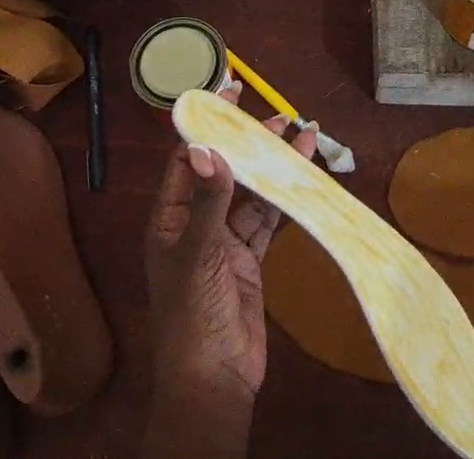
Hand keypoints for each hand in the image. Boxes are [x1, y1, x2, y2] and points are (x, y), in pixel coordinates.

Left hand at [142, 82, 315, 452]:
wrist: (214, 380)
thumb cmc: (192, 315)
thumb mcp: (197, 255)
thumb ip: (207, 202)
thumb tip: (204, 148)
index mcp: (169, 217)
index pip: (186, 158)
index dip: (207, 124)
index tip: (229, 92)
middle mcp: (195, 223)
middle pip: (224, 170)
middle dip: (249, 141)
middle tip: (279, 114)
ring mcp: (224, 241)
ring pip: (251, 191)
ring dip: (274, 166)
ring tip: (303, 136)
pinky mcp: (250, 259)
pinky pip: (268, 218)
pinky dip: (285, 197)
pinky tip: (303, 177)